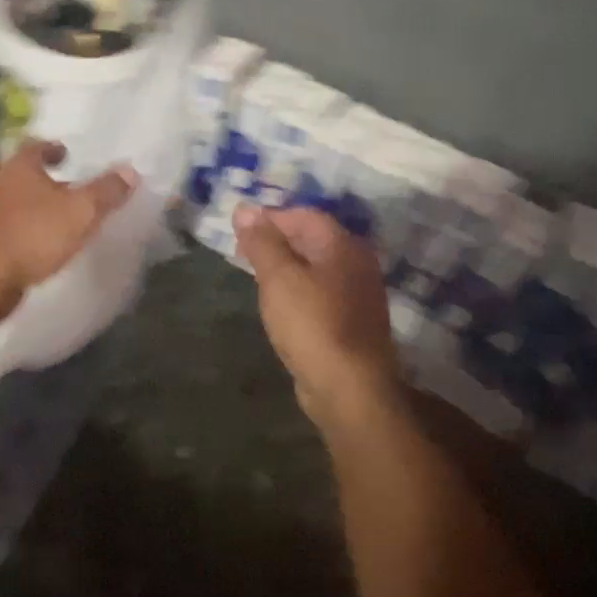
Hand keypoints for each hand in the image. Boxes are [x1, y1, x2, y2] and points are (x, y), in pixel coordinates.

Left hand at [0, 140, 137, 298]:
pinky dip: (21, 227)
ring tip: (55, 216)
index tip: (67, 154)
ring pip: (12, 199)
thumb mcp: (80, 212)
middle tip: (67, 186)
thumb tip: (130, 170)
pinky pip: (5, 225)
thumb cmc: (32, 235)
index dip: (53, 148)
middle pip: (22, 172)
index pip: (36, 146)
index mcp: (18, 166)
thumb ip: (105, 191)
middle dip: (43, 178)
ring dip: (31, 204)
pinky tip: (36, 242)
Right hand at [233, 204, 400, 426]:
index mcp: (343, 246)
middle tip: (242, 252)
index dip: (269, 217)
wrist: (349, 388)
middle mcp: (357, 263)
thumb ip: (261, 242)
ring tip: (255, 276)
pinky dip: (298, 289)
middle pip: (312, 238)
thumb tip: (244, 208)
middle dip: (276, 240)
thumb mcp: (278, 278)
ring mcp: (358, 294)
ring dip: (286, 266)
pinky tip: (279, 303)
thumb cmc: (311, 325)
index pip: (304, 215)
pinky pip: (320, 292)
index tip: (238, 230)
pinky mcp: (352, 321)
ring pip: (316, 266)